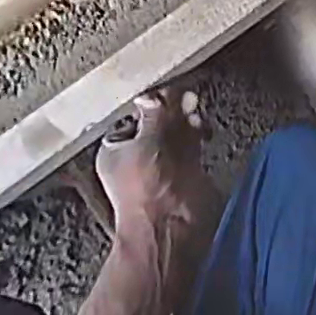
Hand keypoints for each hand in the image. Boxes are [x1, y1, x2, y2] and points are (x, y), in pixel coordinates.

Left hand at [95, 88, 220, 283]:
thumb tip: (153, 93)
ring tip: (193, 104)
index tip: (164, 88)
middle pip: (156, 120)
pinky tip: (200, 124)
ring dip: (185, 115)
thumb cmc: (145, 187)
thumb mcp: (144, 143)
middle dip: (170, 107)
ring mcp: (163, 161)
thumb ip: (153, 114)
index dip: (148, 101)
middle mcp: (138, 154)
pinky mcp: (186, 167)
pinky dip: (196, 129)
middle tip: (183, 94)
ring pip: (175, 128)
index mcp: (115, 150)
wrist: (169, 226)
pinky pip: (190, 140)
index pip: (132, 116)